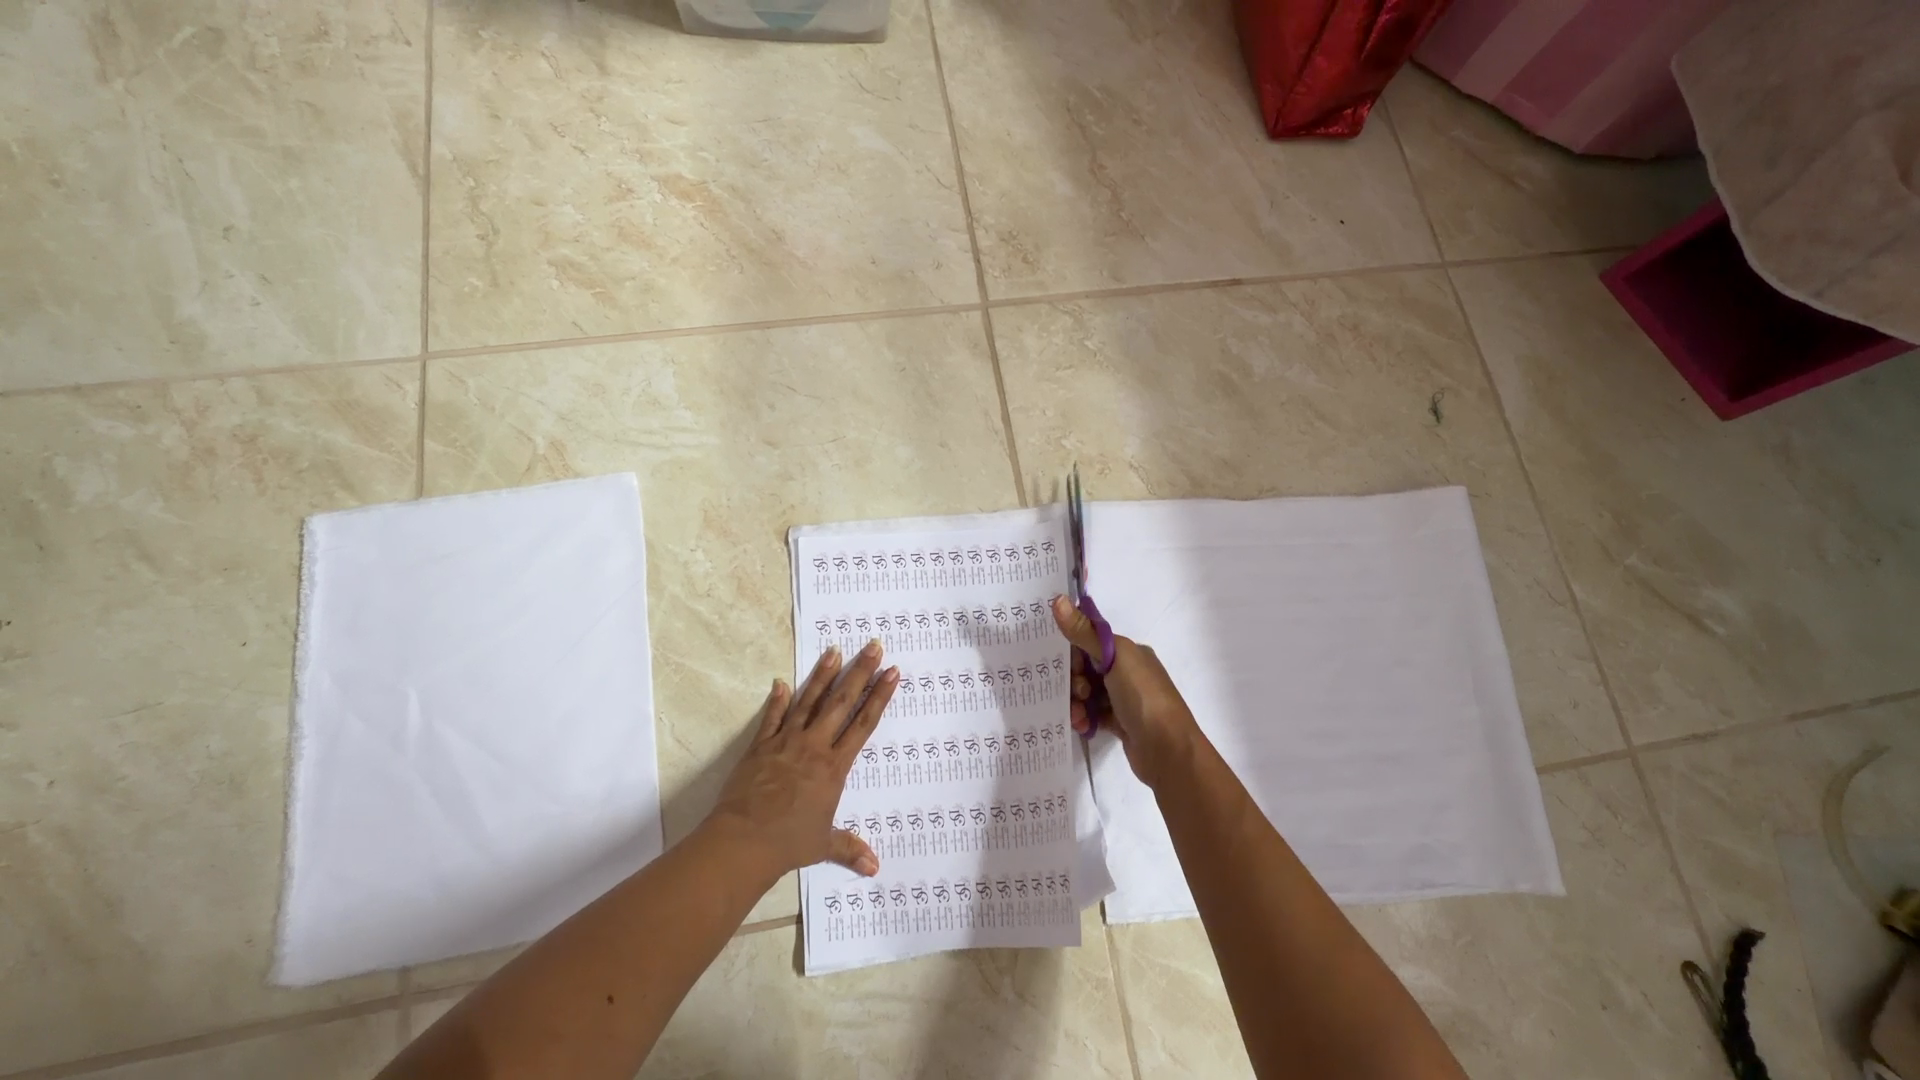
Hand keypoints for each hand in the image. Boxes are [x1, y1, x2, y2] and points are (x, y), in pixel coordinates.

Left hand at [704, 642, 897, 881]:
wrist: (743, 841)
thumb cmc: (788, 843)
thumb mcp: (823, 845)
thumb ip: (849, 849)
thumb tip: (874, 867)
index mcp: (834, 767)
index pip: (863, 724)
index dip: (879, 696)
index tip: (892, 672)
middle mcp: (814, 747)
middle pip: (841, 702)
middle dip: (859, 672)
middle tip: (873, 645)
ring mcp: (785, 742)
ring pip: (809, 701)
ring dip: (823, 675)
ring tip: (835, 650)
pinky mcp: (760, 746)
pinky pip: (772, 718)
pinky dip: (778, 700)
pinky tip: (781, 683)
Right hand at [1053, 595, 1199, 789]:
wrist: (1168, 750)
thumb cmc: (1144, 697)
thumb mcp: (1115, 659)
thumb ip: (1085, 633)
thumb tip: (1057, 599)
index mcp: (1130, 653)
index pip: (1092, 643)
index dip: (1074, 652)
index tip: (1063, 666)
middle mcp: (1129, 673)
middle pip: (1087, 669)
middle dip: (1074, 680)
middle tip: (1078, 692)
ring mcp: (1125, 700)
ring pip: (1089, 694)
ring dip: (1076, 702)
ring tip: (1077, 715)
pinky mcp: (1121, 724)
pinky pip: (1094, 715)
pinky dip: (1085, 718)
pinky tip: (1082, 726)